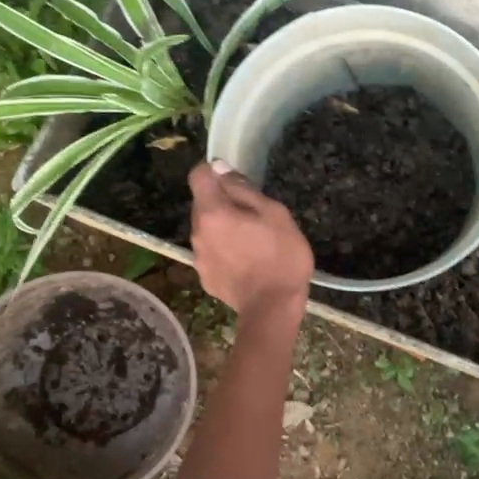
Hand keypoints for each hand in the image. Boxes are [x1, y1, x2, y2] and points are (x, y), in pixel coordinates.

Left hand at [188, 161, 313, 320]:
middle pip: (202, 204)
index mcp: (212, 212)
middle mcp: (197, 232)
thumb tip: (222, 170)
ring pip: (207, 230)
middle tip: (253, 215)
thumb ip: (244, 190)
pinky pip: (212, 253)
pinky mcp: (205, 277)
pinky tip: (247, 263)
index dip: (214, 170)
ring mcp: (199, 257)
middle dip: (222, 203)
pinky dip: (225, 251)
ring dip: (223, 228)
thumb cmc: (281, 256)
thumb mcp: (274, 214)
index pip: (198, 175)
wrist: (272, 308)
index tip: (234, 178)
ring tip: (252, 242)